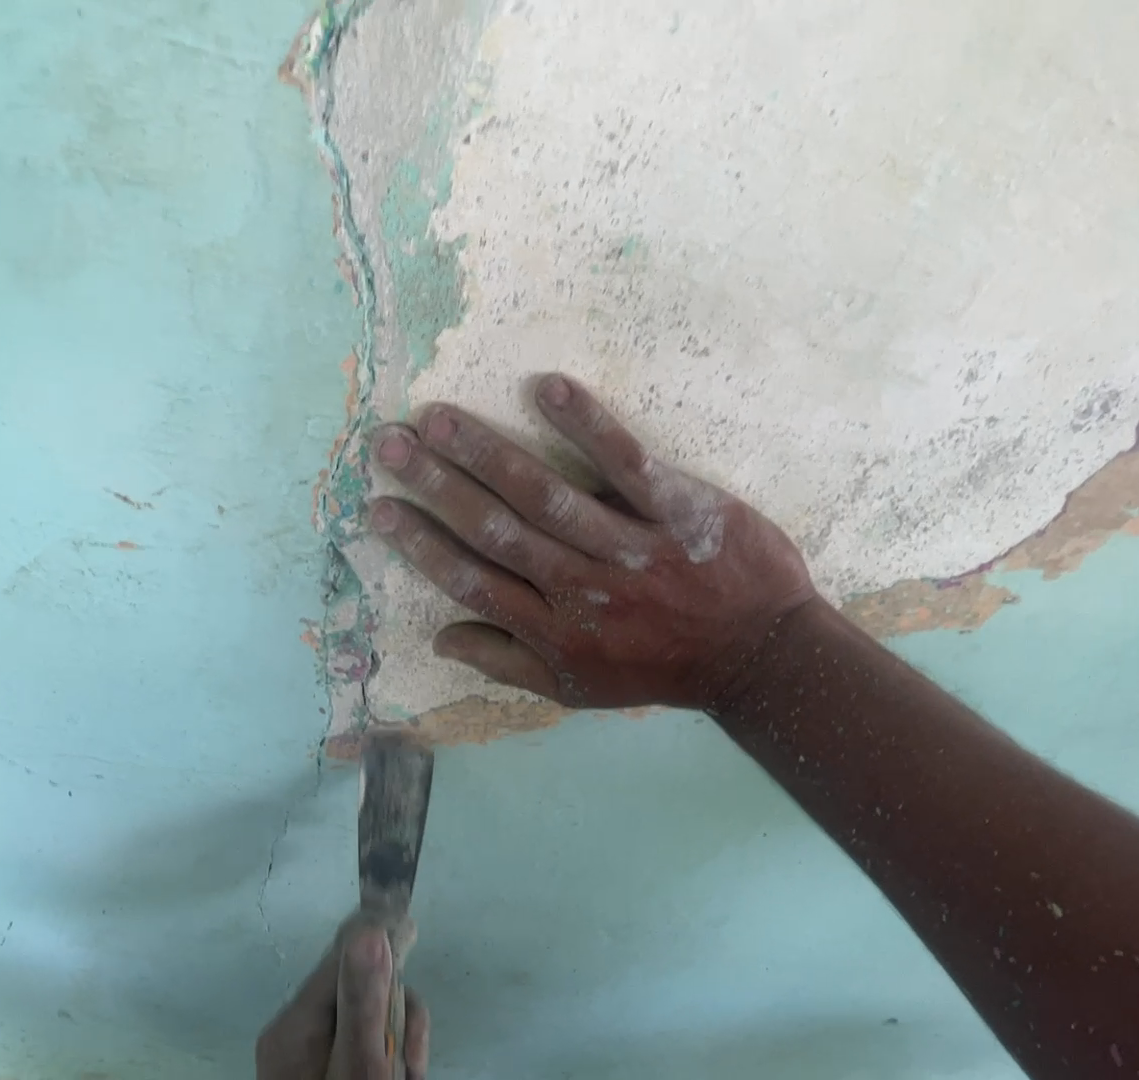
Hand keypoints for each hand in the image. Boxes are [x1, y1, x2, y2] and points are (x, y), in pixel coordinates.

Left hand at [256, 924, 428, 1079]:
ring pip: (373, 1015)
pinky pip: (370, 1043)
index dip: (378, 937)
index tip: (411, 929)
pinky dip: (393, 1059)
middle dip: (395, 1012)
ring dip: (400, 1043)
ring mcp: (316, 1055)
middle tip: (408, 1063)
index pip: (341, 953)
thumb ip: (364, 1003)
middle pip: (361, 984)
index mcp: (295, 1024)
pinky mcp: (334, 1071)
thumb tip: (370, 929)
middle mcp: (299, 1032)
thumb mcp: (359, 1072)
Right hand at [367, 374, 814, 711]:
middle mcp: (579, 586)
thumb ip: (505, 663)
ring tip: (438, 418)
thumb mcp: (574, 690)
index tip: (378, 508)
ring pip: (545, 494)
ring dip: (487, 452)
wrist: (760, 658)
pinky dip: (588, 426)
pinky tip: (548, 388)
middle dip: (436, 484)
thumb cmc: (656, 669)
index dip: (420, 545)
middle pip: (495, 529)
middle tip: (389, 444)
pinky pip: (627, 464)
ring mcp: (629, 546)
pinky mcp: (678, 510)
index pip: (471, 580)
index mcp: (551, 630)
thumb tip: (440, 639)